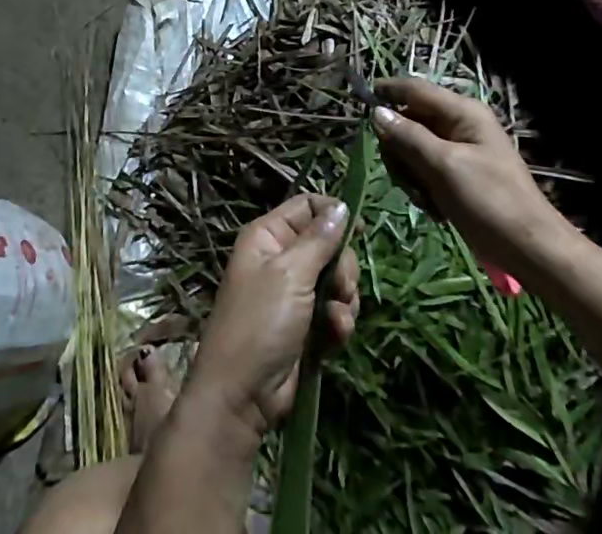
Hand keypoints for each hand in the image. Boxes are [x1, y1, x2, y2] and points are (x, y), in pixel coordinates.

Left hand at [192, 194, 360, 433]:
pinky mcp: (307, 324)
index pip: (307, 206)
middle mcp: (281, 259)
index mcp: (268, 237)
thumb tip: (342, 206)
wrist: (242, 396)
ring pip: (339, 279)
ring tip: (334, 320)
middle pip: (330, 244)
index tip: (359, 230)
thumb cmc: (260, 324)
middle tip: (340, 287)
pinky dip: (339, 323)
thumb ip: (320, 238)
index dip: (334, 214)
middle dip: (343, 268)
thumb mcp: (290, 273)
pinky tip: (334, 338)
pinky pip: (337, 310)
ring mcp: (294, 293)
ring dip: (344, 299)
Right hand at [371, 77, 566, 273]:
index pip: (416, 89)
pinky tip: (434, 208)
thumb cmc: (489, 201)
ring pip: (413, 149)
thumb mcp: (444, 167)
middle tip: (406, 178)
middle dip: (400, 150)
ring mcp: (458, 150)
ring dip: (410, 174)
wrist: (528, 246)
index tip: (359, 102)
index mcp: (462, 112)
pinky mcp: (457, 174)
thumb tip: (377, 113)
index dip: (388, 92)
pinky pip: (425, 170)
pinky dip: (423, 187)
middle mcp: (460, 124)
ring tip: (425, 199)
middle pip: (410, 121)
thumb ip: (409, 137)